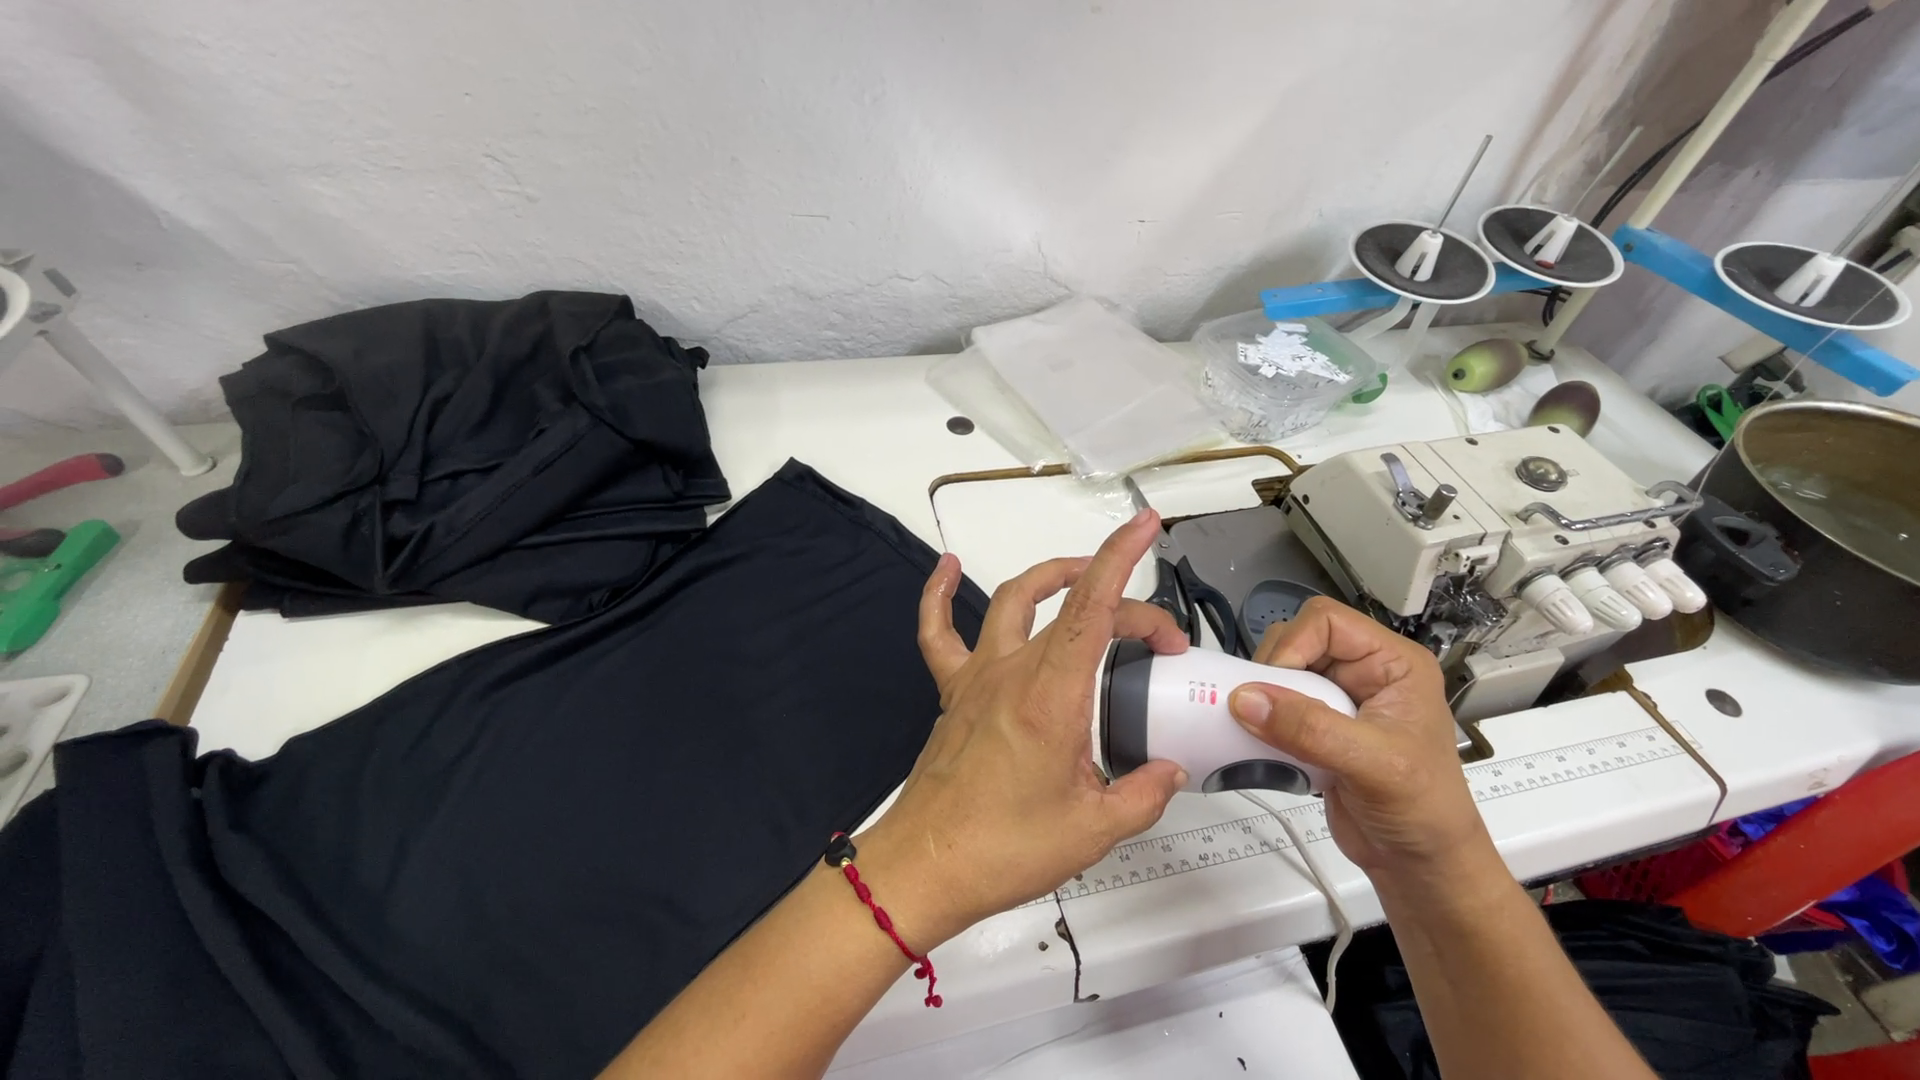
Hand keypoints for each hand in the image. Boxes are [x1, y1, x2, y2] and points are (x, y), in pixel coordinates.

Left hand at [858, 510, 1190, 949]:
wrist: (926, 866)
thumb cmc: (1001, 848)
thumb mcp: (1094, 829)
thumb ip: (1144, 794)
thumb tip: (1169, 773)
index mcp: (1052, 695)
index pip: (1095, 606)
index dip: (1123, 557)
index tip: (1146, 525)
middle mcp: (1012, 671)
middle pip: (1072, 605)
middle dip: (1122, 602)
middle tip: (1156, 634)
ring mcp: (977, 677)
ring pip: (1012, 600)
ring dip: (1051, 577)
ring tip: (1082, 573)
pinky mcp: (953, 693)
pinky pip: (937, 631)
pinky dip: (940, 594)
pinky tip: (947, 569)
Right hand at [1227, 597, 1489, 878]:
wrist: (1421, 865)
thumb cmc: (1420, 810)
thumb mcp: (1372, 764)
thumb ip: (1310, 728)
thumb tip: (1242, 699)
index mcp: (1393, 663)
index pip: (1326, 621)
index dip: (1292, 645)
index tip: (1272, 688)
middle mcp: (1365, 672)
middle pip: (1297, 641)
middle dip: (1273, 673)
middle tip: (1261, 713)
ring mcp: (1340, 700)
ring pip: (1281, 673)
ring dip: (1264, 699)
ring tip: (1262, 731)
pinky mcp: (1319, 727)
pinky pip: (1276, 707)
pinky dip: (1262, 722)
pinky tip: (1264, 744)